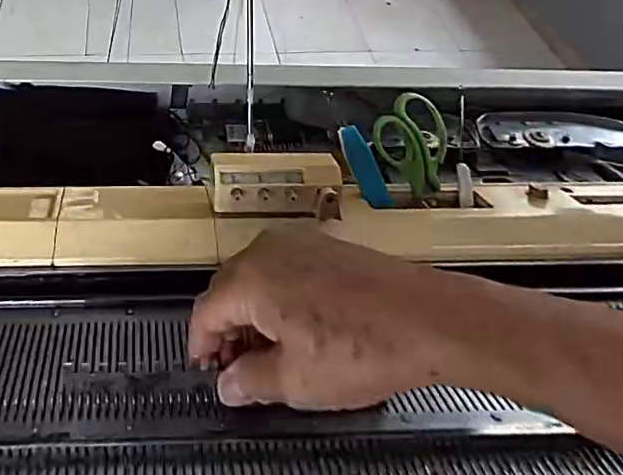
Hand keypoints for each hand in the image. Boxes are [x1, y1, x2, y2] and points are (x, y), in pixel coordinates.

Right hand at [187, 227, 486, 408]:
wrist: (422, 317)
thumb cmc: (365, 344)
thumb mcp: (296, 381)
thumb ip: (250, 381)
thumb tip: (231, 382)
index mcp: (253, 277)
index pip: (205, 310)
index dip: (200, 346)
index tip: (208, 370)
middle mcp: (271, 248)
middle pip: (227, 287)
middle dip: (225, 329)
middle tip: (235, 369)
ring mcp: (299, 241)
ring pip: (255, 275)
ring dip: (250, 312)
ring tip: (267, 354)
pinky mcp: (323, 245)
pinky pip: (283, 267)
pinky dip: (276, 295)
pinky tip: (295, 328)